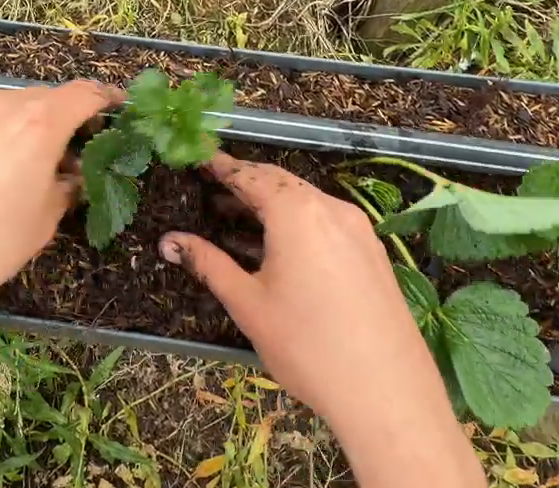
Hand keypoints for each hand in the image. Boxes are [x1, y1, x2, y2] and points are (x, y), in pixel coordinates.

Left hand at [0, 81, 118, 322]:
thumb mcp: (46, 217)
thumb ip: (67, 185)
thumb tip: (71, 175)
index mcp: (39, 121)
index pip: (85, 93)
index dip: (107, 98)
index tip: (120, 108)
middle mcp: (5, 104)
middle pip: (50, 97)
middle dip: (72, 117)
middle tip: (84, 151)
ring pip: (18, 106)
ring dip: (38, 124)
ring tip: (44, 164)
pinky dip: (9, 131)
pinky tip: (7, 167)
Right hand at [160, 154, 481, 487]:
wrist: (391, 399)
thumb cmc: (308, 346)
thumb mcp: (247, 303)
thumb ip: (207, 263)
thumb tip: (168, 242)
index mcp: (297, 212)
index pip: (250, 175)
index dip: (221, 167)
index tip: (198, 160)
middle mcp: (331, 209)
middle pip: (279, 182)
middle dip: (244, 183)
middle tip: (211, 189)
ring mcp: (358, 231)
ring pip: (305, 202)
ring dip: (269, 204)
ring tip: (234, 220)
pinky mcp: (373, 254)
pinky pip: (325, 222)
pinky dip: (295, 222)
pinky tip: (277, 249)